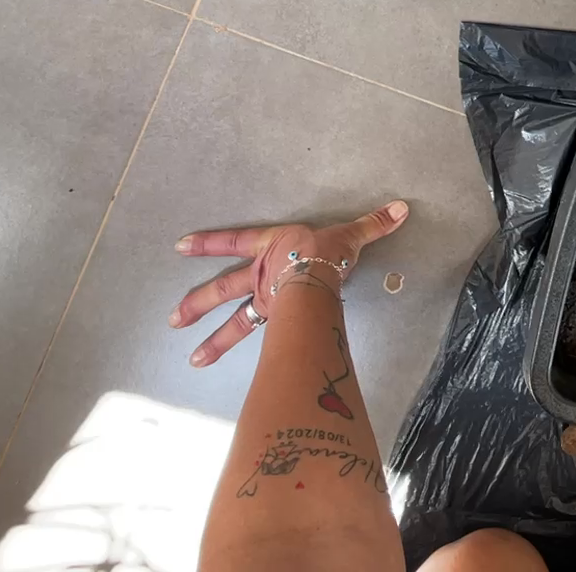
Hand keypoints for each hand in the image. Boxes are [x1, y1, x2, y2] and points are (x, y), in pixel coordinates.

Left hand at [169, 199, 409, 366]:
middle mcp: (262, 275)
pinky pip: (258, 338)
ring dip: (214, 341)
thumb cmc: (326, 251)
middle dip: (198, 303)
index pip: (234, 242)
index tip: (179, 246)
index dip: (208, 244)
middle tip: (173, 320)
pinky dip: (248, 352)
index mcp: (272, 246)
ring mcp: (267, 302)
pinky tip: (236, 367)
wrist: (318, 276)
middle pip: (224, 289)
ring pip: (235, 322)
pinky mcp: (276, 323)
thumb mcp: (349, 234)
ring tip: (192, 360)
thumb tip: (402, 207)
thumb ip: (374, 224)